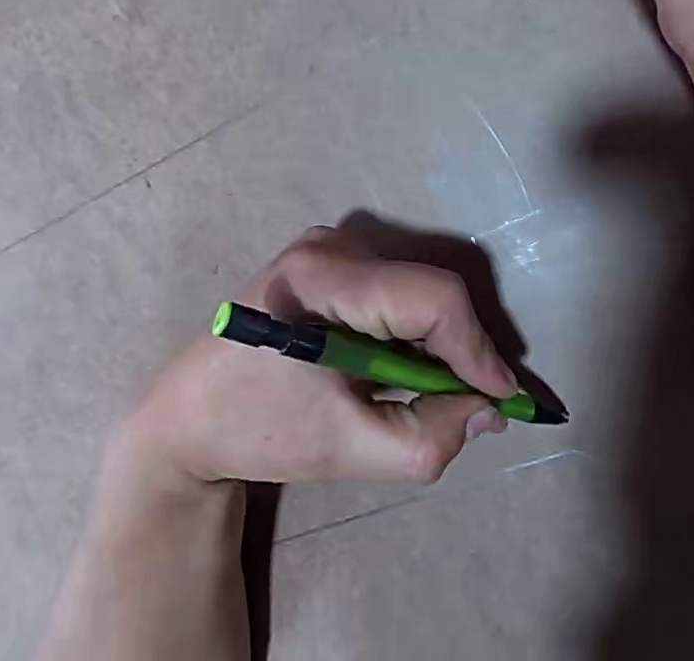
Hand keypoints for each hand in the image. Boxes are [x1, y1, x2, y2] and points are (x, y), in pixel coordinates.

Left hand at [116, 227, 518, 486]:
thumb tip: (491, 406)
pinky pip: (395, 285)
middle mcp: (327, 246)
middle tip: (473, 404)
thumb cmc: (260, 430)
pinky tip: (397, 366)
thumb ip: (434, 435)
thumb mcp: (353, 449)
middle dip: (460, 350)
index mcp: (324, 280)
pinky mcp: (326, 256)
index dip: (478, 350)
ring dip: (437, 341)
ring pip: (417, 286)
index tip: (503, 402)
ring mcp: (324, 244)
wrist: (191, 411)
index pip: (433, 299)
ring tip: (430, 392)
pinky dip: (412, 326)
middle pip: (429, 289)